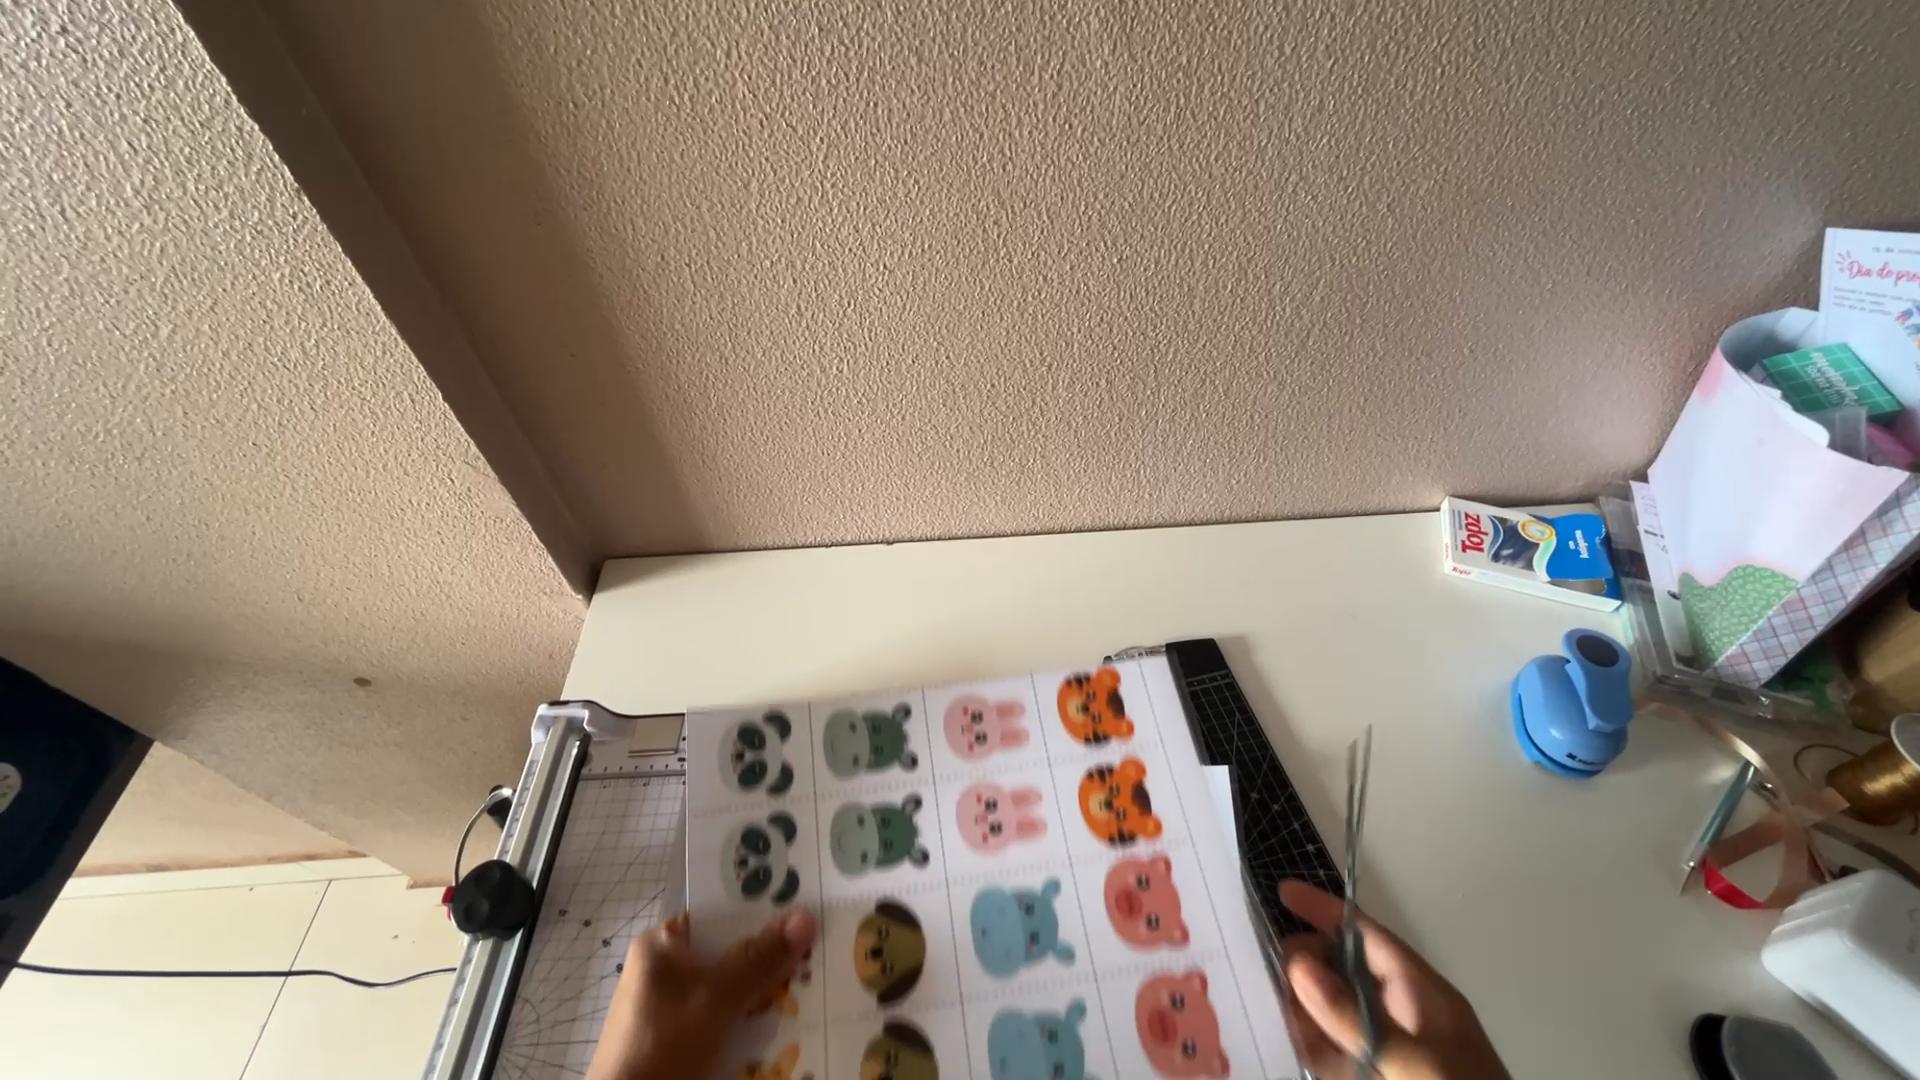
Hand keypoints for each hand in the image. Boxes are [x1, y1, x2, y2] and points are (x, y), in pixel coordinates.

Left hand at [587, 907, 817, 1079]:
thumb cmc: (663, 1048)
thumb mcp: (717, 998)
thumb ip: (760, 958)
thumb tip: (806, 916)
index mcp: (662, 944)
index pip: (719, 911)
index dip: (760, 907)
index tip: (804, 905)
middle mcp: (665, 968)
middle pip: (729, 949)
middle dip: (769, 952)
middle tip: (818, 945)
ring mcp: (672, 1006)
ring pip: (731, 985)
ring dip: (765, 988)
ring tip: (813, 980)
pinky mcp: (680, 1038)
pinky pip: (725, 1016)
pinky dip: (750, 1018)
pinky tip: (785, 1021)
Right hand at [1278, 880, 1508, 1079]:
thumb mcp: (1413, 1067)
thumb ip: (1353, 1018)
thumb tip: (1297, 963)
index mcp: (1419, 995)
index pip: (1367, 935)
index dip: (1327, 911)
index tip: (1282, 892)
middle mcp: (1400, 1014)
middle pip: (1341, 969)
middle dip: (1306, 968)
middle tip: (1276, 984)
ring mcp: (1386, 1049)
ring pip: (1330, 1010)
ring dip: (1303, 1010)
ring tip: (1282, 1022)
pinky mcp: (1373, 1077)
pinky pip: (1331, 1050)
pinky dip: (1310, 1045)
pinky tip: (1291, 1045)